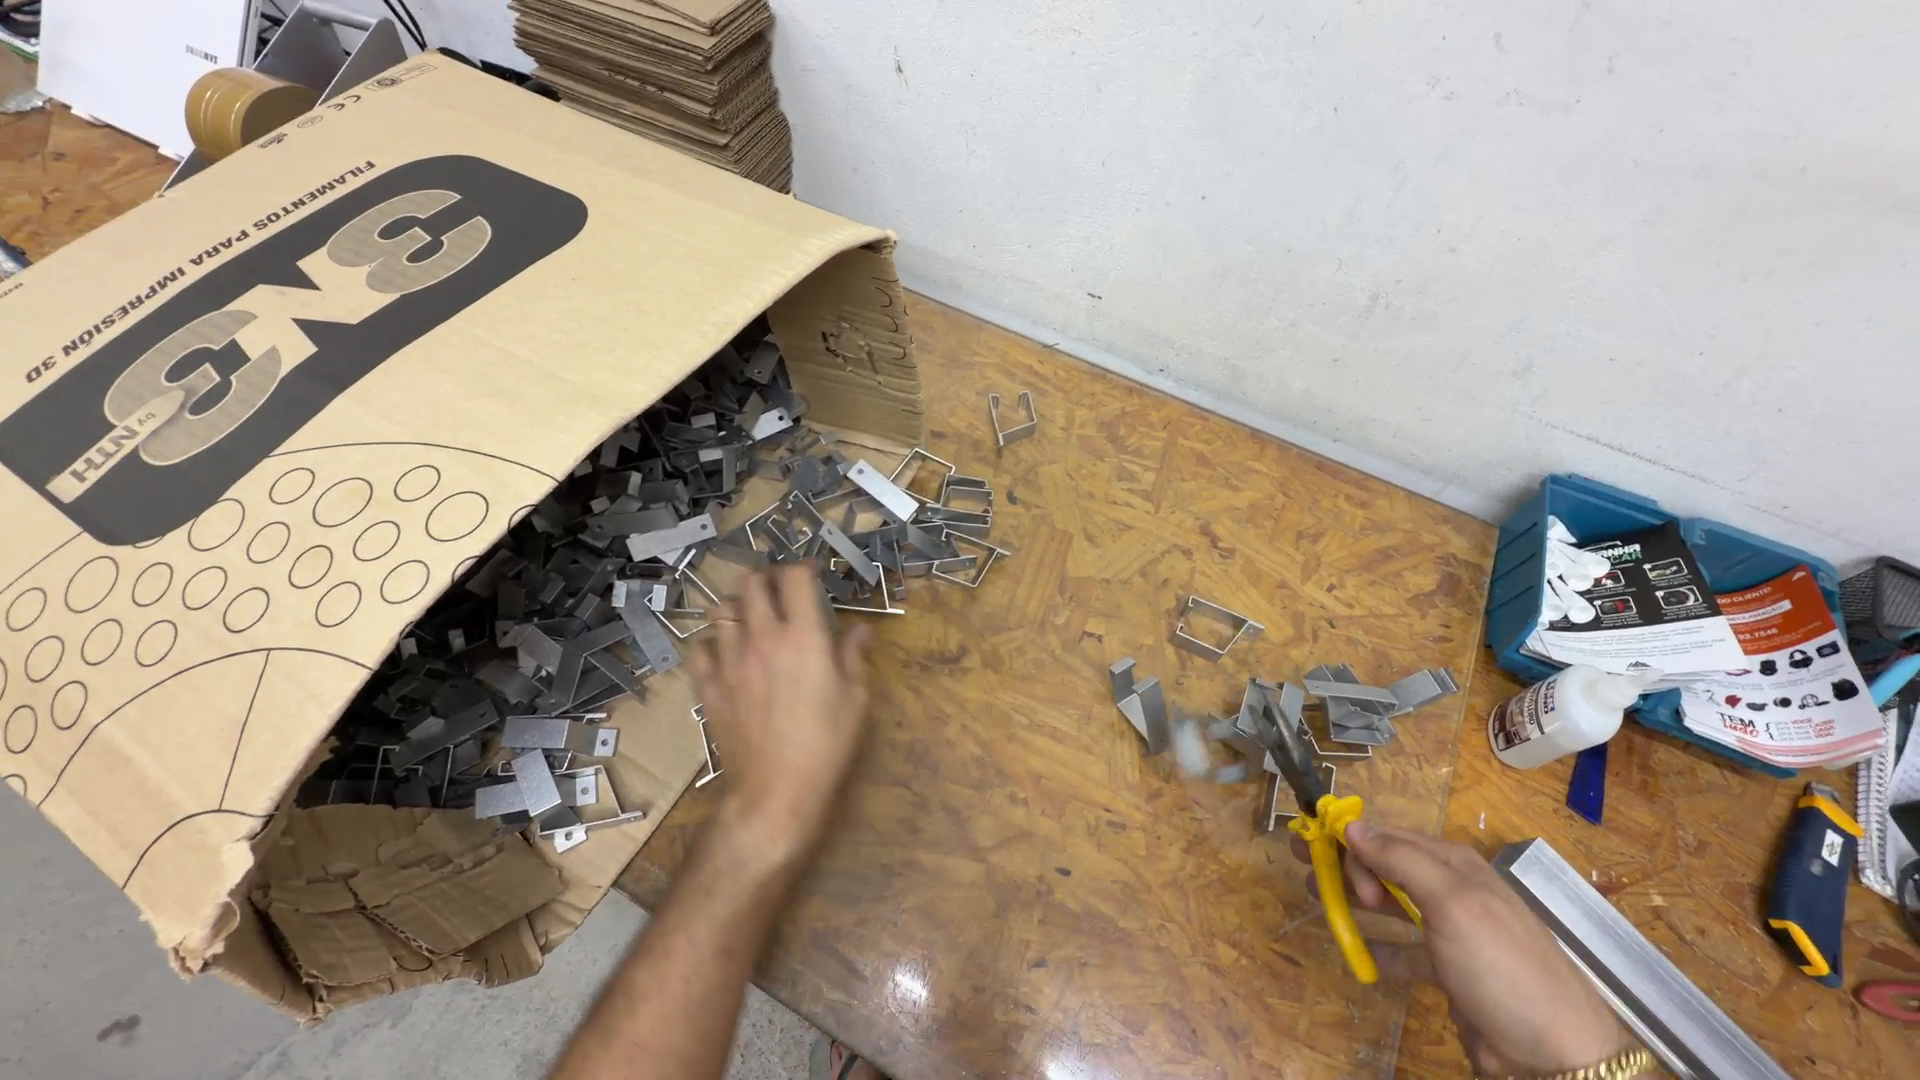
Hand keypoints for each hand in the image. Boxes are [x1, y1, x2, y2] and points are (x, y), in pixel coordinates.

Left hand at [689, 565, 872, 873]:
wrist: (775, 789)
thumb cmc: (826, 742)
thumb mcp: (855, 697)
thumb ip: (854, 655)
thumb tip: (861, 630)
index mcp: (803, 634)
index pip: (795, 577)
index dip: (803, 568)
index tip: (811, 575)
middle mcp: (762, 636)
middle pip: (750, 582)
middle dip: (765, 578)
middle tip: (778, 592)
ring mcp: (729, 660)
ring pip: (720, 610)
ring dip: (736, 607)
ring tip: (750, 619)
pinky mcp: (708, 685)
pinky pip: (699, 648)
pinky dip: (712, 643)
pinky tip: (724, 654)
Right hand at [1293, 824, 1633, 1076]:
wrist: (1555, 1053)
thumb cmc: (1501, 965)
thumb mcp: (1451, 902)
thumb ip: (1400, 860)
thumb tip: (1351, 824)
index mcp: (1453, 864)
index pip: (1387, 835)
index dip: (1347, 838)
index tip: (1312, 851)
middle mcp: (1449, 889)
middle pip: (1384, 866)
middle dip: (1345, 866)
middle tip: (1310, 877)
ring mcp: (1449, 930)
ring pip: (1389, 905)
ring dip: (1354, 902)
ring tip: (1320, 904)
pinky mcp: (1448, 969)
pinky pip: (1403, 949)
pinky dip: (1378, 949)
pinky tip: (1360, 956)